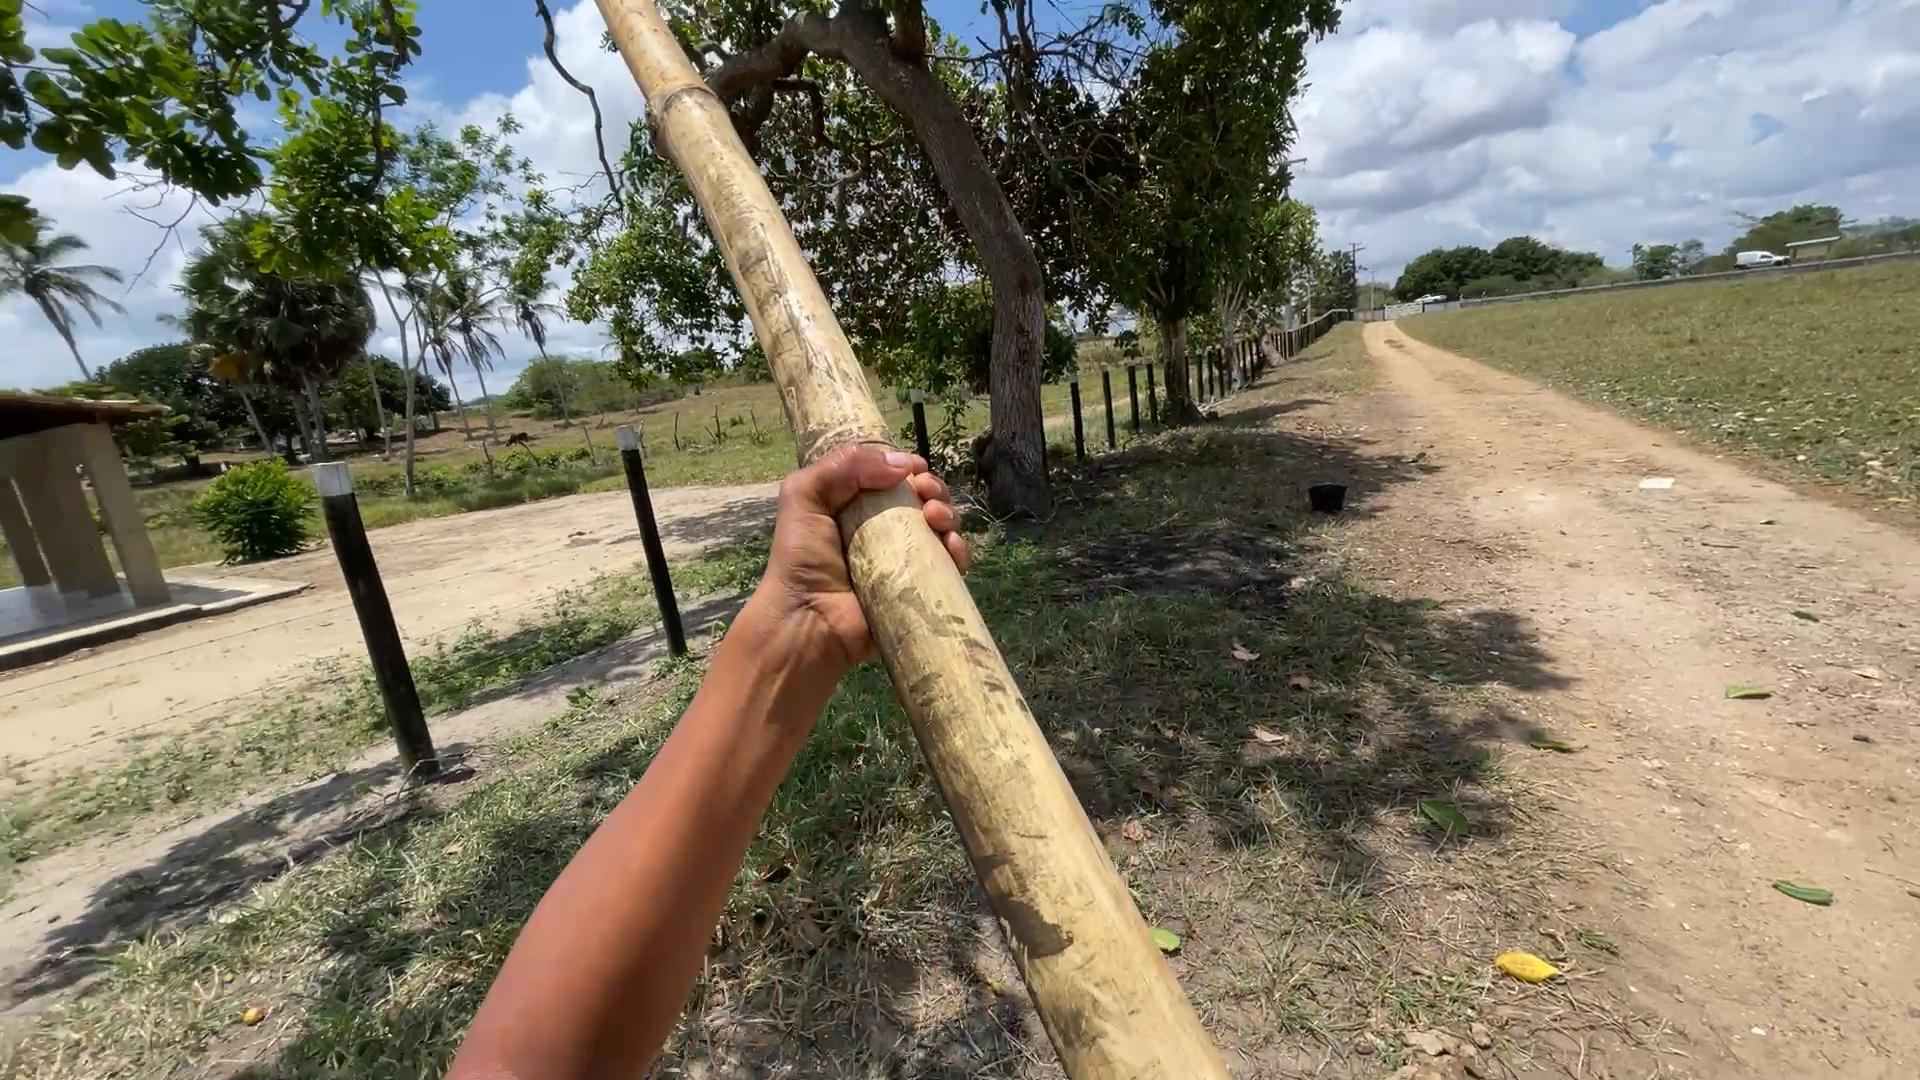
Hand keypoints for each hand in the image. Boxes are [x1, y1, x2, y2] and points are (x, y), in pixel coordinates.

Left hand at [742, 444, 967, 699]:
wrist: (808, 620)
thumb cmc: (802, 558)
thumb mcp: (805, 495)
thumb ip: (844, 465)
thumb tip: (905, 465)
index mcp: (856, 506)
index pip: (894, 478)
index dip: (909, 469)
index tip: (915, 470)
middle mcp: (882, 530)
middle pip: (923, 500)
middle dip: (934, 489)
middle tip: (927, 495)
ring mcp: (904, 560)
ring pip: (941, 529)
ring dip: (949, 515)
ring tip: (936, 519)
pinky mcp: (919, 589)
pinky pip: (950, 567)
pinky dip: (958, 551)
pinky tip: (952, 547)